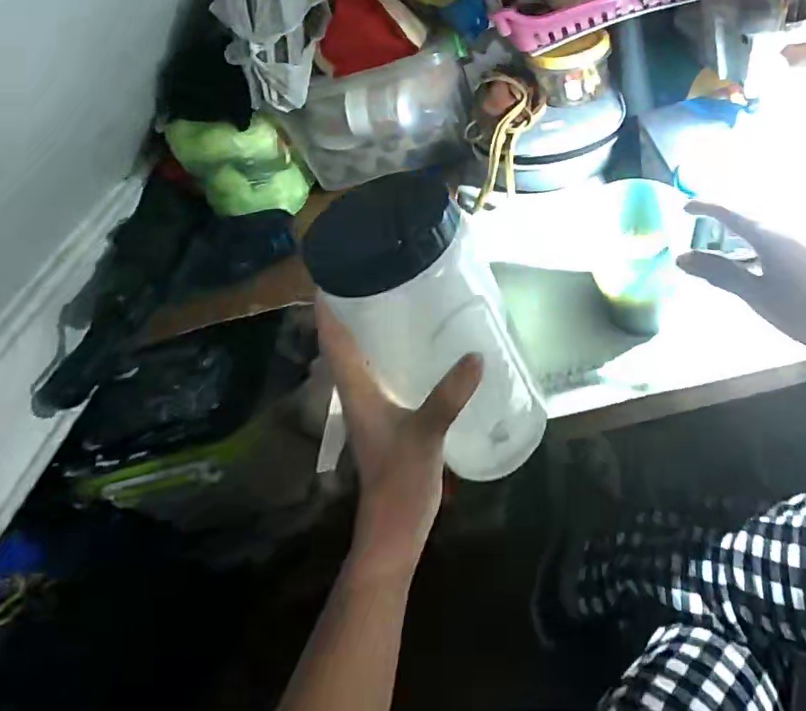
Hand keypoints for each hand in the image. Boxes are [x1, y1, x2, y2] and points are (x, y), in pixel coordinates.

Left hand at [316, 300, 480, 571]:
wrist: (394, 529)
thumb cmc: (398, 482)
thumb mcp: (424, 435)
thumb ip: (447, 397)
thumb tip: (476, 355)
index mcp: (357, 393)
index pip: (335, 343)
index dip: (330, 310)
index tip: (334, 275)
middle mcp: (362, 394)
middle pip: (350, 345)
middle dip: (359, 312)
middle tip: (382, 275)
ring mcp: (377, 407)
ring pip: (371, 359)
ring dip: (380, 332)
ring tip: (405, 300)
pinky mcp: (396, 416)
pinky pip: (393, 373)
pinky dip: (403, 354)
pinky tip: (430, 347)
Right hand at [676, 202, 805, 387]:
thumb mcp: (758, 296)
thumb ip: (721, 274)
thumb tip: (681, 257)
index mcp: (770, 234)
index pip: (730, 211)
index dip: (705, 206)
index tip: (685, 205)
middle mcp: (790, 228)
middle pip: (750, 215)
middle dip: (725, 219)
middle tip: (703, 229)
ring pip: (769, 227)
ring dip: (746, 233)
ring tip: (729, 249)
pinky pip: (784, 238)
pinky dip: (764, 244)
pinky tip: (764, 264)